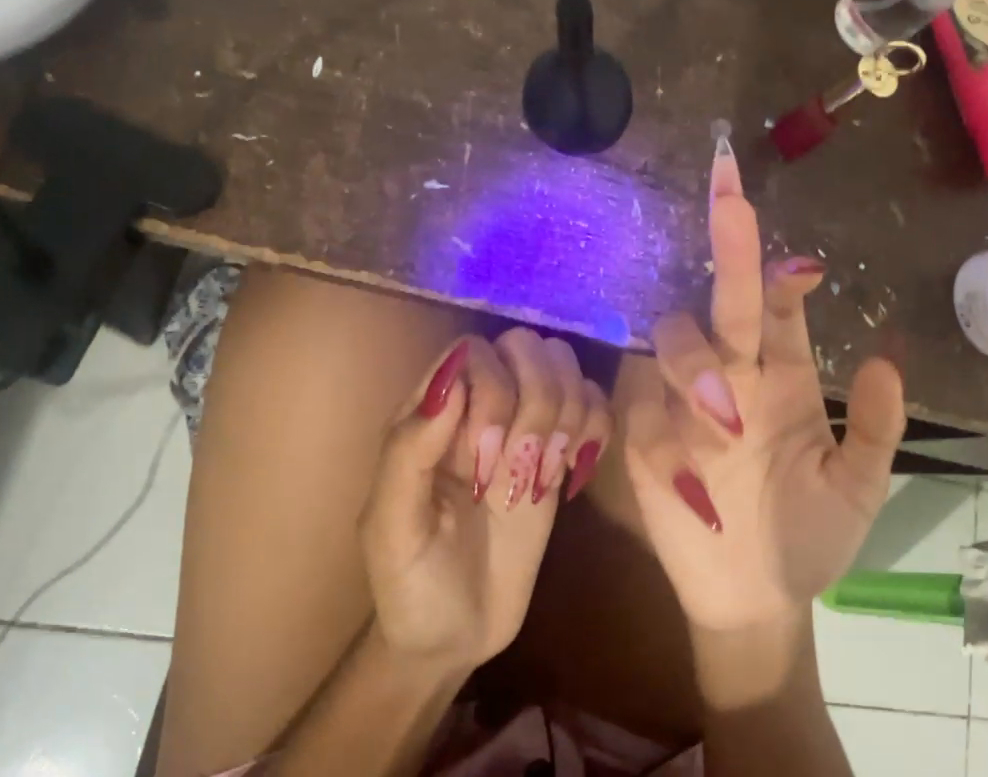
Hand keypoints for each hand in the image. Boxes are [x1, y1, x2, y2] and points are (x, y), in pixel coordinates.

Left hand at [362, 331, 609, 666]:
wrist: (453, 637)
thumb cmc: (410, 586)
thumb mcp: (391, 527)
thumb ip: (408, 451)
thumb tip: (450, 382)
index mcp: (429, 415)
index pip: (475, 353)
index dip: (493, 393)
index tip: (484, 462)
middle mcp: (478, 408)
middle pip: (527, 349)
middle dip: (536, 404)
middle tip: (517, 471)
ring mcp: (523, 428)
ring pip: (565, 369)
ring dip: (566, 417)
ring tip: (542, 475)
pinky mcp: (559, 454)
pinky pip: (594, 404)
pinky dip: (595, 427)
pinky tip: (573, 470)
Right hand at [619, 146, 907, 630]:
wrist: (752, 600)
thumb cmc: (809, 538)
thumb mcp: (858, 490)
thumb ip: (877, 430)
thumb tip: (885, 360)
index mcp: (785, 377)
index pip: (778, 306)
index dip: (782, 272)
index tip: (799, 254)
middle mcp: (731, 374)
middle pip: (724, 300)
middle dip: (728, 247)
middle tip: (728, 193)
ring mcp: (681, 401)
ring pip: (672, 339)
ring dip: (694, 362)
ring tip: (725, 418)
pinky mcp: (642, 437)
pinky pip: (638, 407)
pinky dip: (661, 429)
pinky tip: (689, 477)